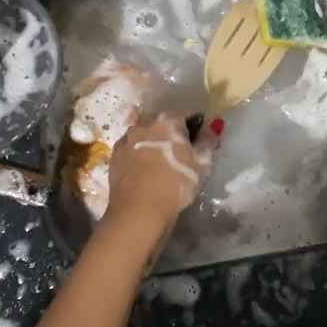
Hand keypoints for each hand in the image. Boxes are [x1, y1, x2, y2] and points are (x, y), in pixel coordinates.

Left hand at [101, 113, 212, 239]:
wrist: (138, 211)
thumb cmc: (175, 183)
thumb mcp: (202, 163)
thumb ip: (208, 140)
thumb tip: (211, 127)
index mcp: (167, 120)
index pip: (186, 115)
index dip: (195, 127)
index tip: (199, 142)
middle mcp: (144, 124)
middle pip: (162, 122)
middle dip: (171, 133)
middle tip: (181, 152)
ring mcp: (126, 140)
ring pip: (144, 135)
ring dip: (153, 142)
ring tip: (160, 163)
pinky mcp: (114, 157)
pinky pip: (131, 150)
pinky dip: (138, 155)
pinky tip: (144, 171)